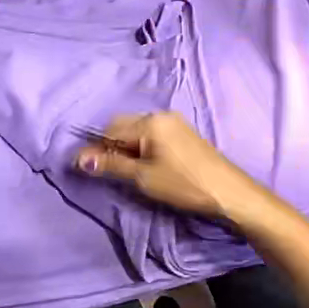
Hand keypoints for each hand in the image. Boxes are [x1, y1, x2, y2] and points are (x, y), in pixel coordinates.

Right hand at [74, 112, 268, 222]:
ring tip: (124, 171)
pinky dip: (140, 147)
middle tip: (105, 172)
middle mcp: (160, 115)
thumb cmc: (183, 185)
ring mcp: (174, 123)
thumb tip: (80, 159)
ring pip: (136, 131)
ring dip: (125, 148)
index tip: (84, 168)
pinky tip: (142, 165)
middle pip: (122, 126)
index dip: (95, 150)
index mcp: (149, 122)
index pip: (110, 130)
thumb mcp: (142, 177)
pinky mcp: (182, 134)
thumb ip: (111, 165)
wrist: (228, 193)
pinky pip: (151, 135)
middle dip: (109, 146)